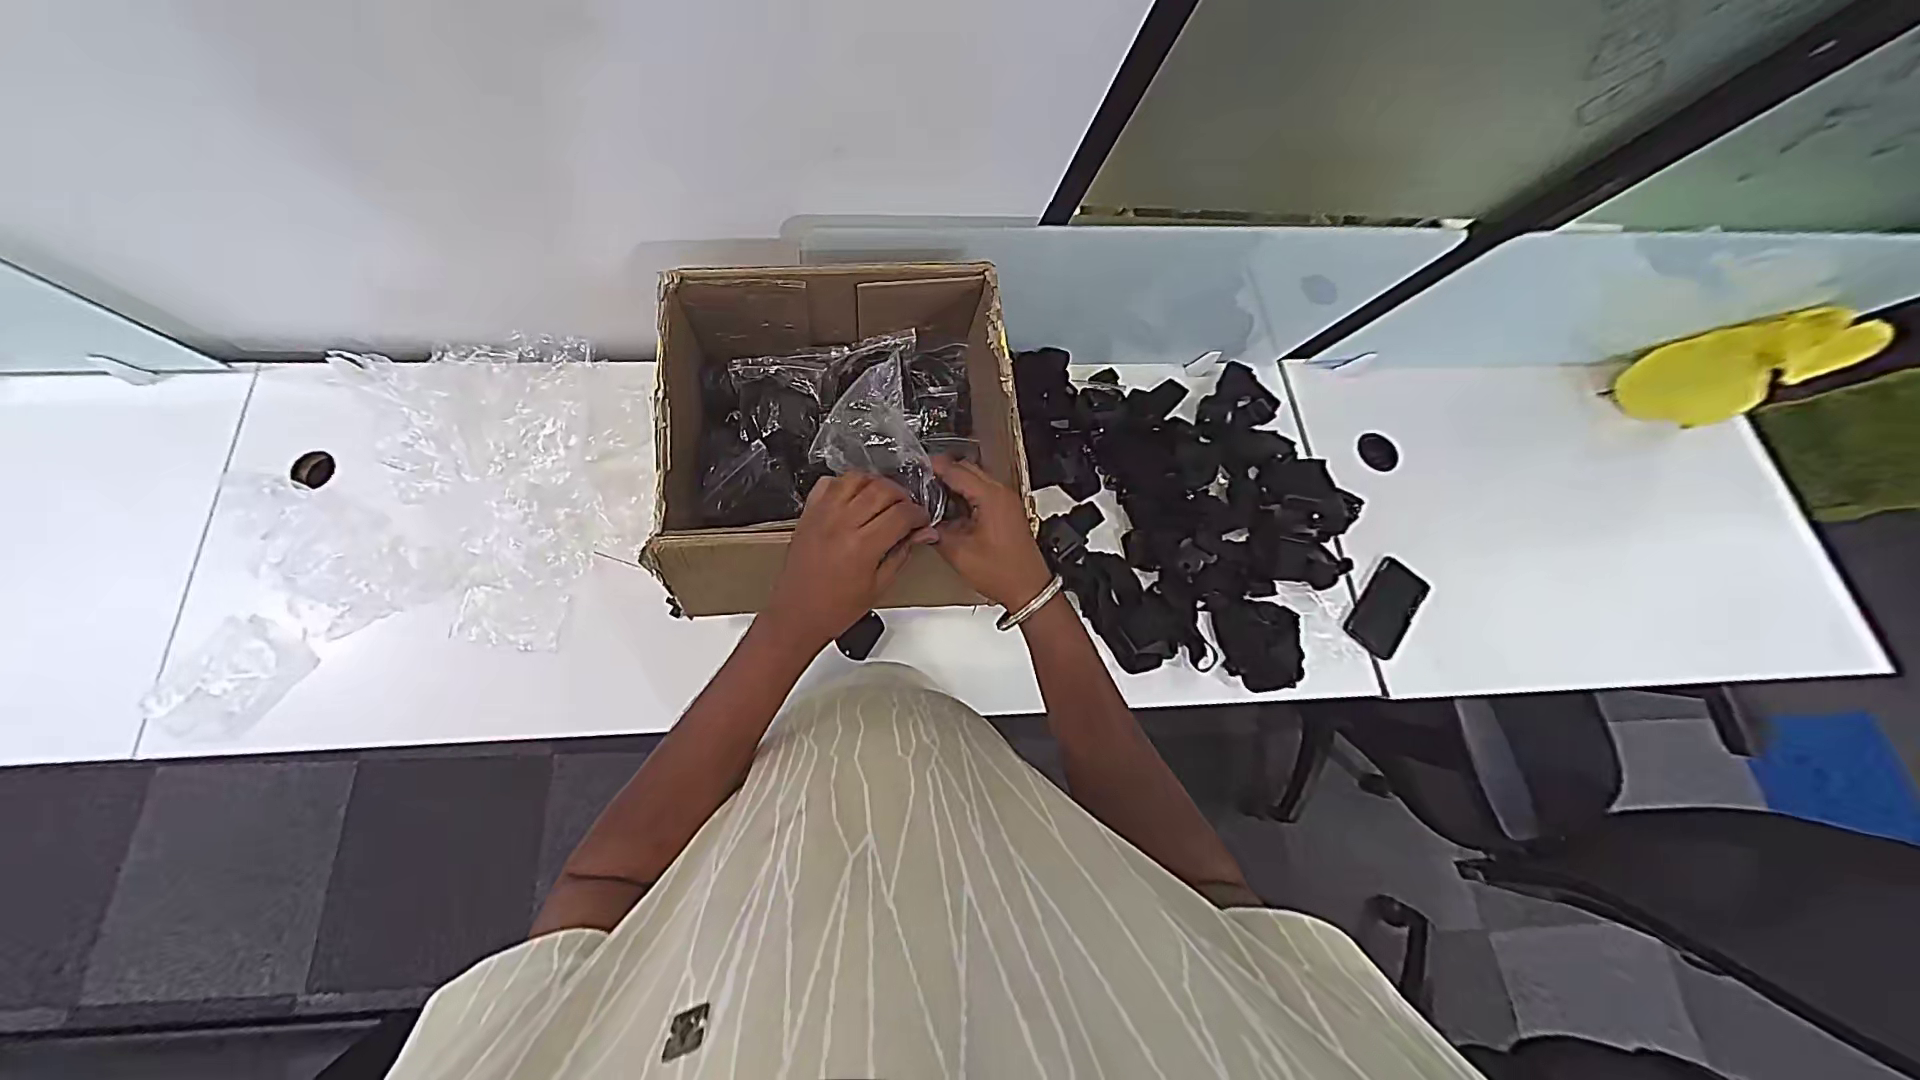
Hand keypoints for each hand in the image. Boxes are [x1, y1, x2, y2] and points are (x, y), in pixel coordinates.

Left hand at [761, 473, 935, 651]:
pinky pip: (828, 483)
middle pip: (882, 489)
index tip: (922, 521)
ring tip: (883, 499)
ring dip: (875, 484)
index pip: (901, 513)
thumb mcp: (879, 586)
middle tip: (907, 509)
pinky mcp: (808, 513)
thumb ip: (902, 553)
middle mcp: (841, 524)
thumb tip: (923, 533)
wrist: (797, 613)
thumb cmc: (837, 607)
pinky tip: (855, 498)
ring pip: (856, 478)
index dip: (918, 514)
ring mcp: (822, 514)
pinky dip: (846, 484)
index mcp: (862, 546)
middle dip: (902, 496)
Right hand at [929, 456, 1053, 610]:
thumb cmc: (1003, 573)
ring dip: (956, 484)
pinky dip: (966, 495)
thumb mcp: (959, 553)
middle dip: (944, 473)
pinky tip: (952, 510)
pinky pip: (984, 493)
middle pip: (968, 469)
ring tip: (933, 496)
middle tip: (922, 481)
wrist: (1029, 588)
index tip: (917, 467)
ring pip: (976, 480)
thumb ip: (937, 531)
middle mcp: (1002, 493)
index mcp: (991, 497)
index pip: (957, 470)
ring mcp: (1007, 501)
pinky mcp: (1007, 511)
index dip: (934, 467)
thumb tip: (923, 521)